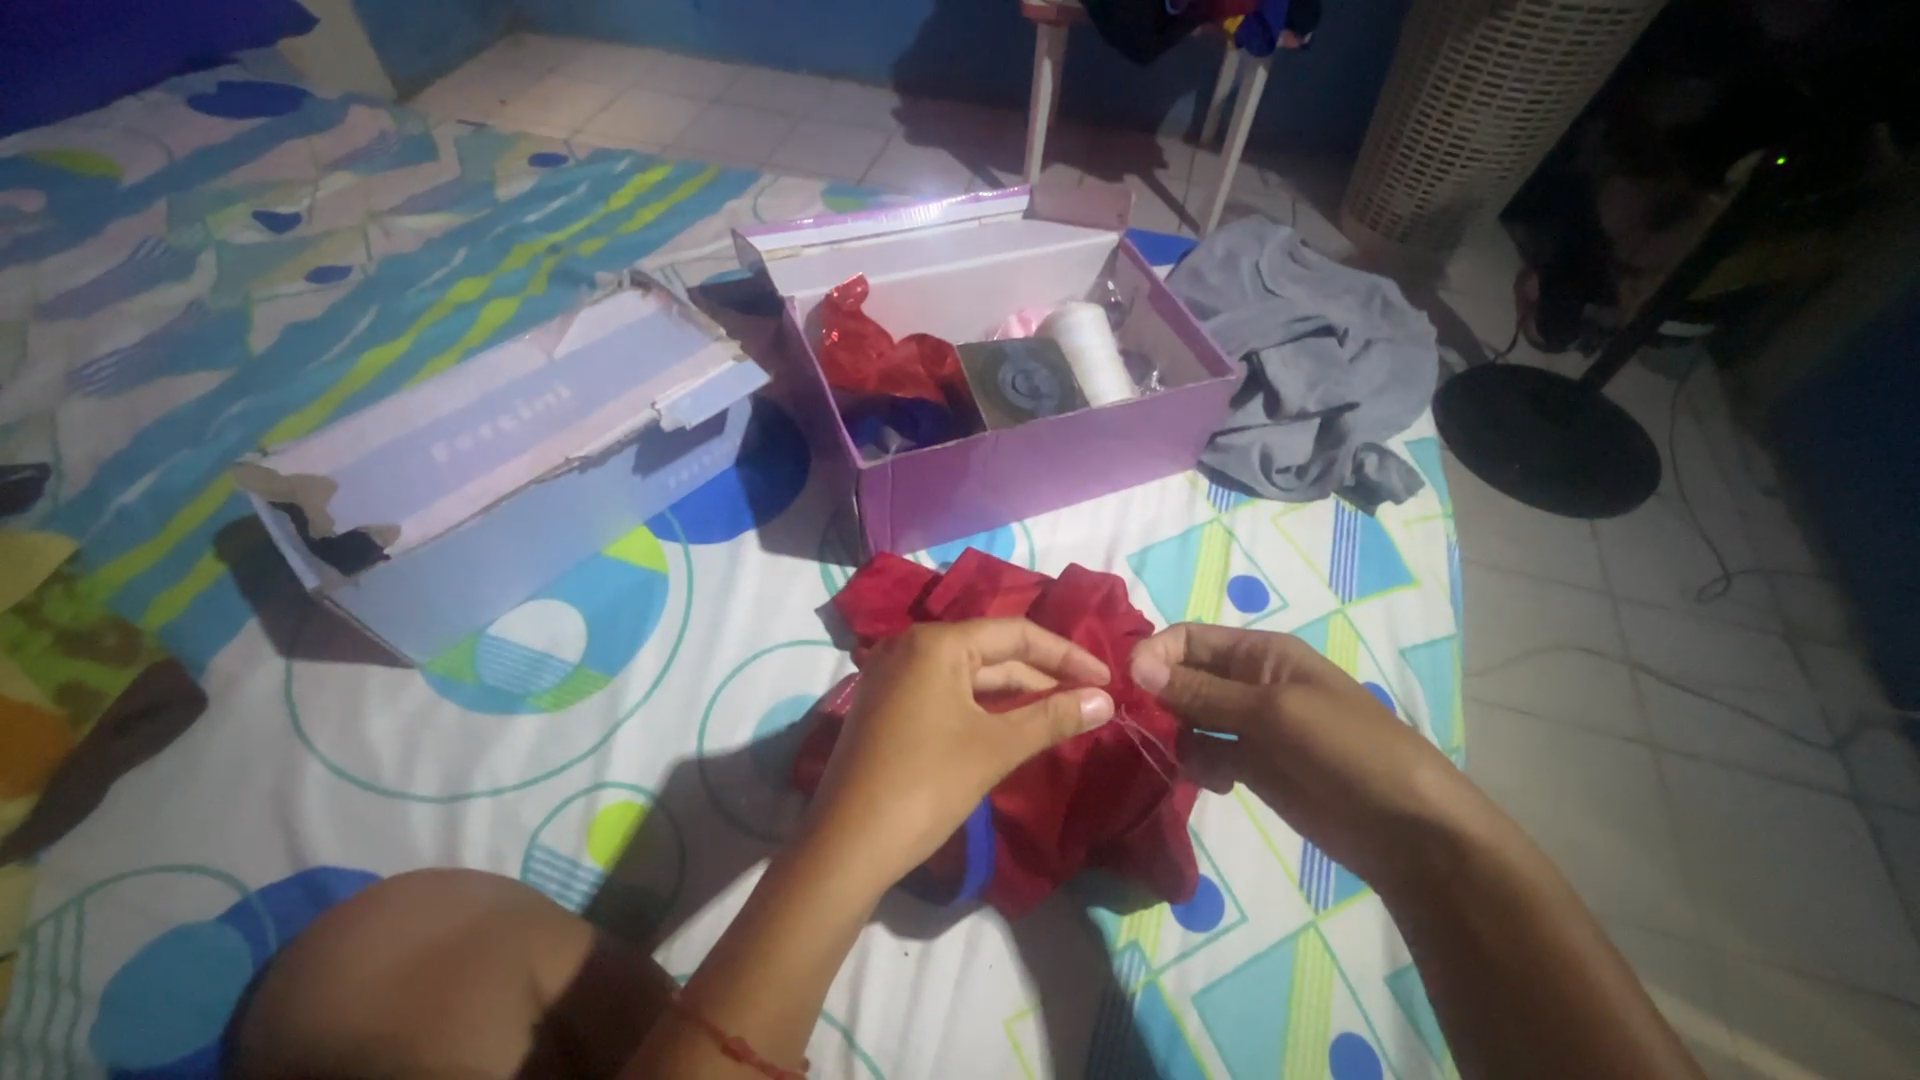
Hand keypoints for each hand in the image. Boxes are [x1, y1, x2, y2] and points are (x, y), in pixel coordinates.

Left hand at [803, 619, 1114, 887]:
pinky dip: (983, 706)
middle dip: (1042, 676)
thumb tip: (1105, 700)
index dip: (1066, 654)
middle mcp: (910, 646)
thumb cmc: (927, 786)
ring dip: (1015, 694)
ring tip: (1062, 714)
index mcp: (935, 642)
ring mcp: (893, 675)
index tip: (1106, 679)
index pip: (1015, 633)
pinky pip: (946, 693)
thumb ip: (1053, 717)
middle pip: (991, 651)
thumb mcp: (995, 748)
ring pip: (969, 675)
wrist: (848, 846)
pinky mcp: (887, 705)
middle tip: (1090, 700)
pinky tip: (1014, 725)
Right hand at [1130, 623, 1480, 892]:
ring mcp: (1248, 727)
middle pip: (1182, 678)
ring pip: (1187, 719)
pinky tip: (1218, 783)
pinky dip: (1199, 766)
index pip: (1187, 638)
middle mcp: (1248, 683)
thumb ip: (1203, 692)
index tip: (1128, 688)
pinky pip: (1205, 755)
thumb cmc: (1346, 749)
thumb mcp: (1273, 712)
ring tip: (1189, 761)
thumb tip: (1136, 666)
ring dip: (1177, 736)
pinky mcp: (1250, 767)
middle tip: (1144, 729)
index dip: (1154, 655)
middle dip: (1159, 699)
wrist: (1406, 828)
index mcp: (1260, 653)